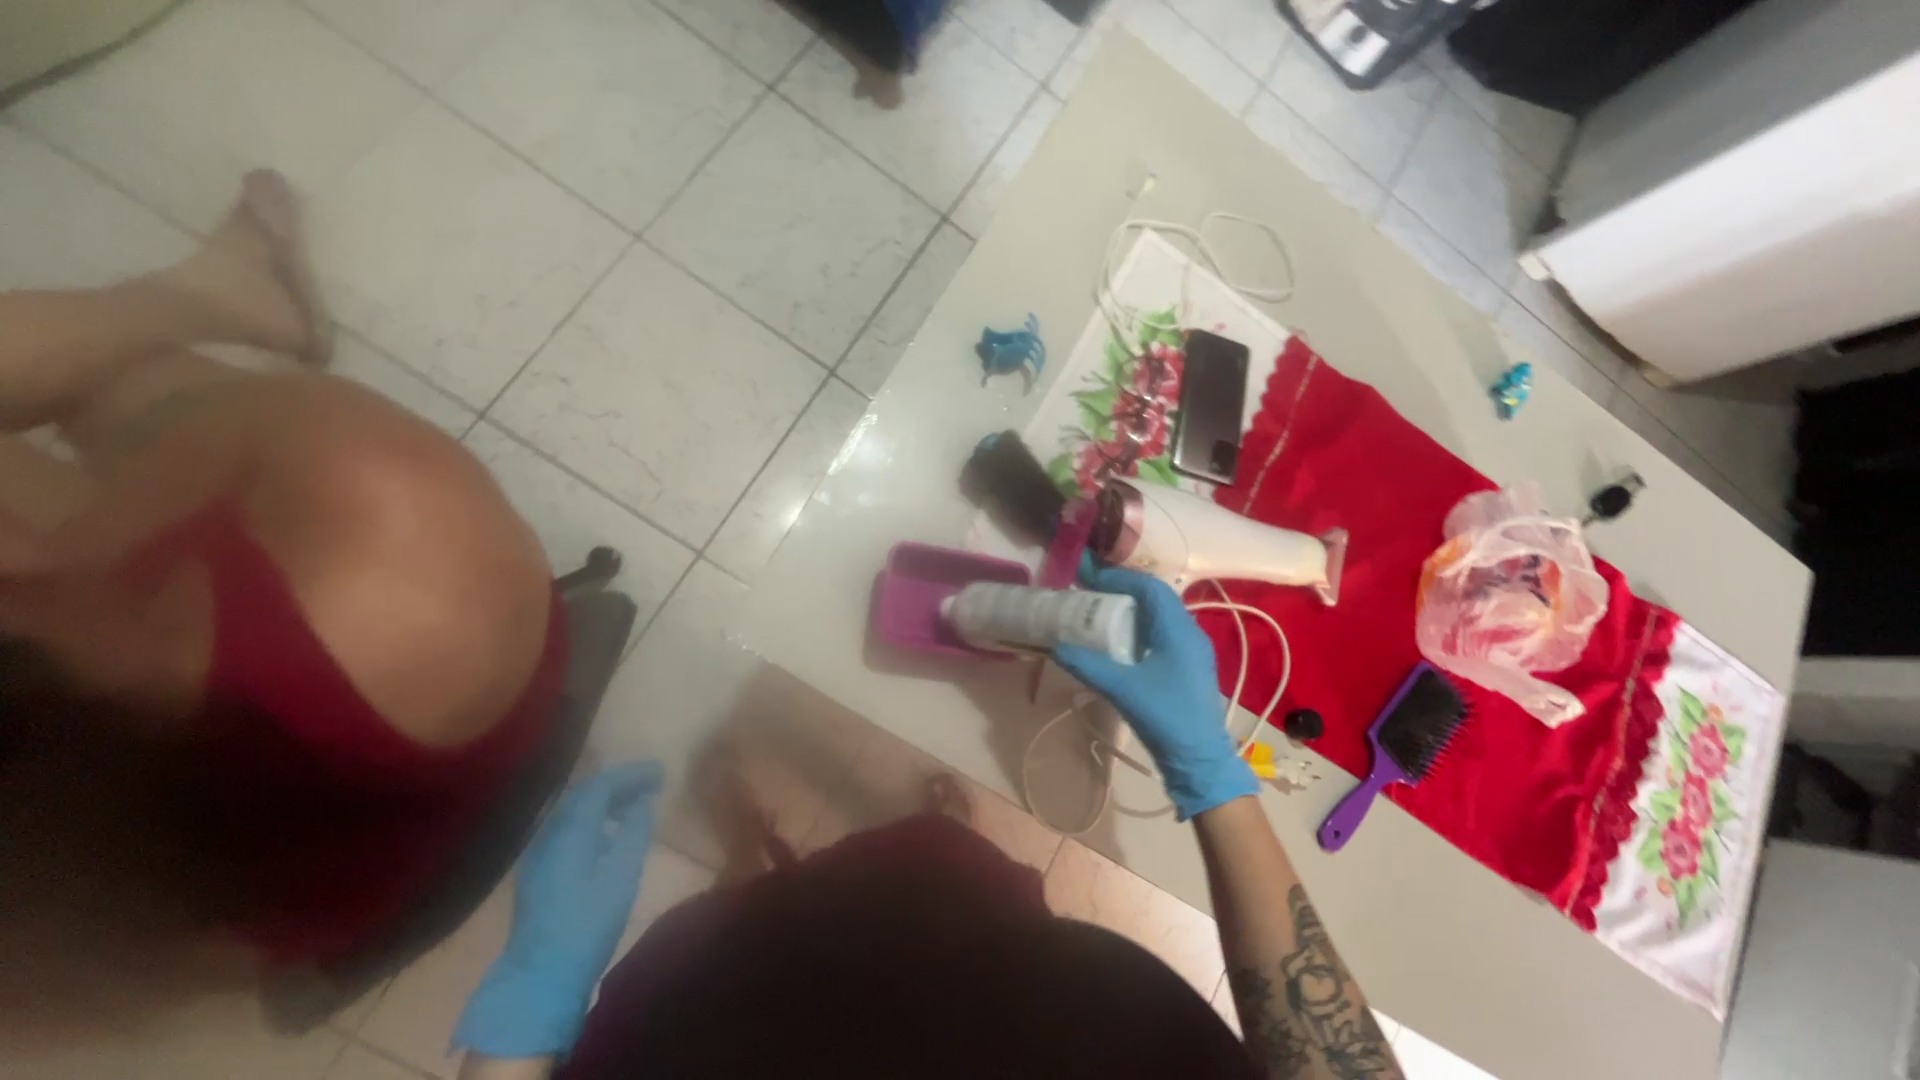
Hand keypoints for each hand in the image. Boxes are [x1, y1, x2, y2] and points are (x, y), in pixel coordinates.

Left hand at [454, 762, 663, 1059]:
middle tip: (651, 785)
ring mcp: (539, 856)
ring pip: (573, 814)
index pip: (600, 786)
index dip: (631, 775)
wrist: (540, 978)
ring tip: (635, 807)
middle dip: (618, 785)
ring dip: (604, 803)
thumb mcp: (621, 878)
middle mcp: (549, 836)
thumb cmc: (587, 927)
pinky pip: (567, 831)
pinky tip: (610, 838)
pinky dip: (592, 822)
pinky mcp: (538, 874)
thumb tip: (644, 802)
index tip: (660, 772)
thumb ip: (633, 833)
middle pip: (583, 795)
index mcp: (569, 833)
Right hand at [1052, 565, 1257, 820]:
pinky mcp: (1187, 667)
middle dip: (1121, 590)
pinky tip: (1116, 641)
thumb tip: (1055, 646)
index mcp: (1179, 630)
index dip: (1118, 578)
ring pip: (1158, 617)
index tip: (1088, 576)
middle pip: (1155, 598)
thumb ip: (1088, 665)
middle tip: (1088, 590)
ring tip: (1097, 611)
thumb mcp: (1122, 690)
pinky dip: (1137, 628)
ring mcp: (1191, 651)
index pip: (1150, 588)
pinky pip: (1161, 635)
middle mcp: (1189, 633)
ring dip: (1129, 609)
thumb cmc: (1166, 718)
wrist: (1200, 760)